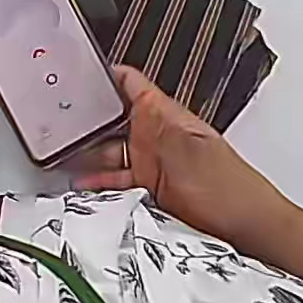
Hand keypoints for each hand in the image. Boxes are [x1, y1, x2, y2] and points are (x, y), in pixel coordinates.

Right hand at [74, 65, 302, 260]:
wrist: (245, 229)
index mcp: (164, 115)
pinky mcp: (146, 190)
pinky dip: (96, 183)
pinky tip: (81, 185)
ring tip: (62, 157)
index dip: (103, 74)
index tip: (75, 72)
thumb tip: (131, 106)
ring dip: (86, 155)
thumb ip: (157, 123)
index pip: (128, 83)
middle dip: (86, 119)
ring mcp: (148, 163)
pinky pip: (112, 181)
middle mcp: (153, 135)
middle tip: (58, 122)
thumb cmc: (227, 184)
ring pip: (106, 151)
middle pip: (110, 118)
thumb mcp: (188, 148)